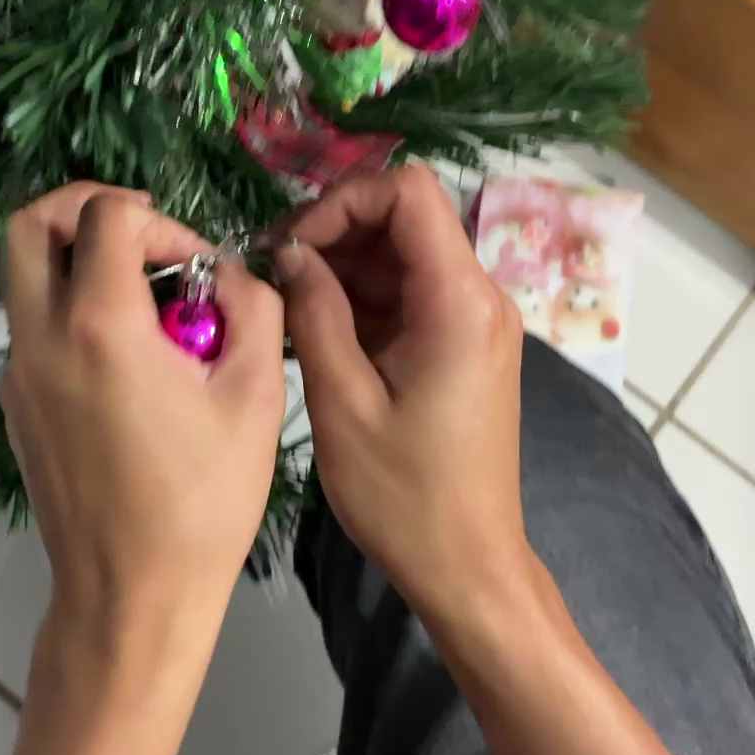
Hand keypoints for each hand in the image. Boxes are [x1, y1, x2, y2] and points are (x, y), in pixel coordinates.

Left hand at [0, 183, 286, 654]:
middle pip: (28, 226)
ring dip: (79, 263)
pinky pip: (34, 330)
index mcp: (99, 327)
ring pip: (23, 277)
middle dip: (85, 208)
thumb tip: (229, 275)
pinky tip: (129, 366)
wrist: (133, 593)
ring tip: (147, 307)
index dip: (161, 223)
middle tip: (142, 235)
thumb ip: (253, 310)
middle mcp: (40, 340)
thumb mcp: (257, 398)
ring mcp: (18, 377)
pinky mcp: (16, 409)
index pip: (105, 216)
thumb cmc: (204, 500)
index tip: (199, 270)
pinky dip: (73, 314)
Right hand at [274, 165, 532, 618]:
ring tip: (287, 307)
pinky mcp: (462, 347)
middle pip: (405, 220)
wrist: (465, 562)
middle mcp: (479, 297)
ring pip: (402, 258)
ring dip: (344, 269)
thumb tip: (290, 252)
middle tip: (275, 274)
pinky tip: (319, 332)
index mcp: (458, 302)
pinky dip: (362, 302)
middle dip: (334, 233)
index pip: (408, 192)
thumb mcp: (342, 401)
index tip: (291, 247)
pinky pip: (408, 297)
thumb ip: (313, 312)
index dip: (341, 201)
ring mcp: (474, 322)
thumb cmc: (403, 494)